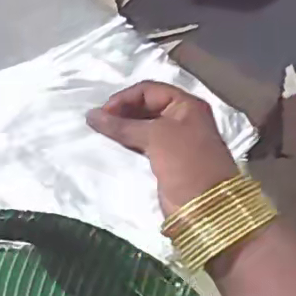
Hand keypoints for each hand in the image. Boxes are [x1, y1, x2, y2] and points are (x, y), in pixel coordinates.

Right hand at [87, 81, 237, 213]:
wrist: (205, 205)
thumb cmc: (185, 162)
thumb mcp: (155, 137)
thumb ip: (122, 126)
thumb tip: (90, 115)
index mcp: (185, 105)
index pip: (148, 90)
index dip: (124, 98)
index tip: (102, 113)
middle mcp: (181, 118)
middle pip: (145, 106)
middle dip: (122, 112)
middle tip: (99, 124)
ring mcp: (174, 140)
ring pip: (142, 126)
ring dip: (123, 128)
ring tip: (102, 134)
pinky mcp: (166, 160)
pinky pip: (142, 144)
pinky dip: (127, 143)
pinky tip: (113, 146)